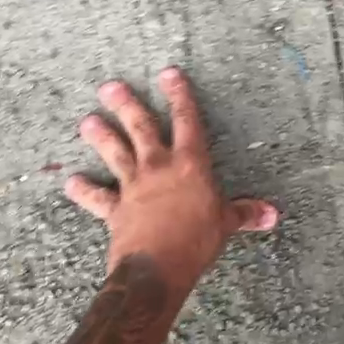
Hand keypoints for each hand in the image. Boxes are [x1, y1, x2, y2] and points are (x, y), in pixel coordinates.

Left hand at [64, 67, 279, 291]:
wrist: (156, 271)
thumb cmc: (196, 241)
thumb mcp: (226, 223)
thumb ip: (246, 213)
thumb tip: (273, 215)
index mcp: (190, 164)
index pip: (187, 120)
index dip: (179, 95)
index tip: (169, 73)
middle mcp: (159, 168)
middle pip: (141, 129)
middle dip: (126, 105)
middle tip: (109, 87)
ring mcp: (134, 188)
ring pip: (115, 155)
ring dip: (101, 137)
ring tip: (87, 121)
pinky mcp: (115, 211)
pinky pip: (97, 198)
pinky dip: (84, 191)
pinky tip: (71, 181)